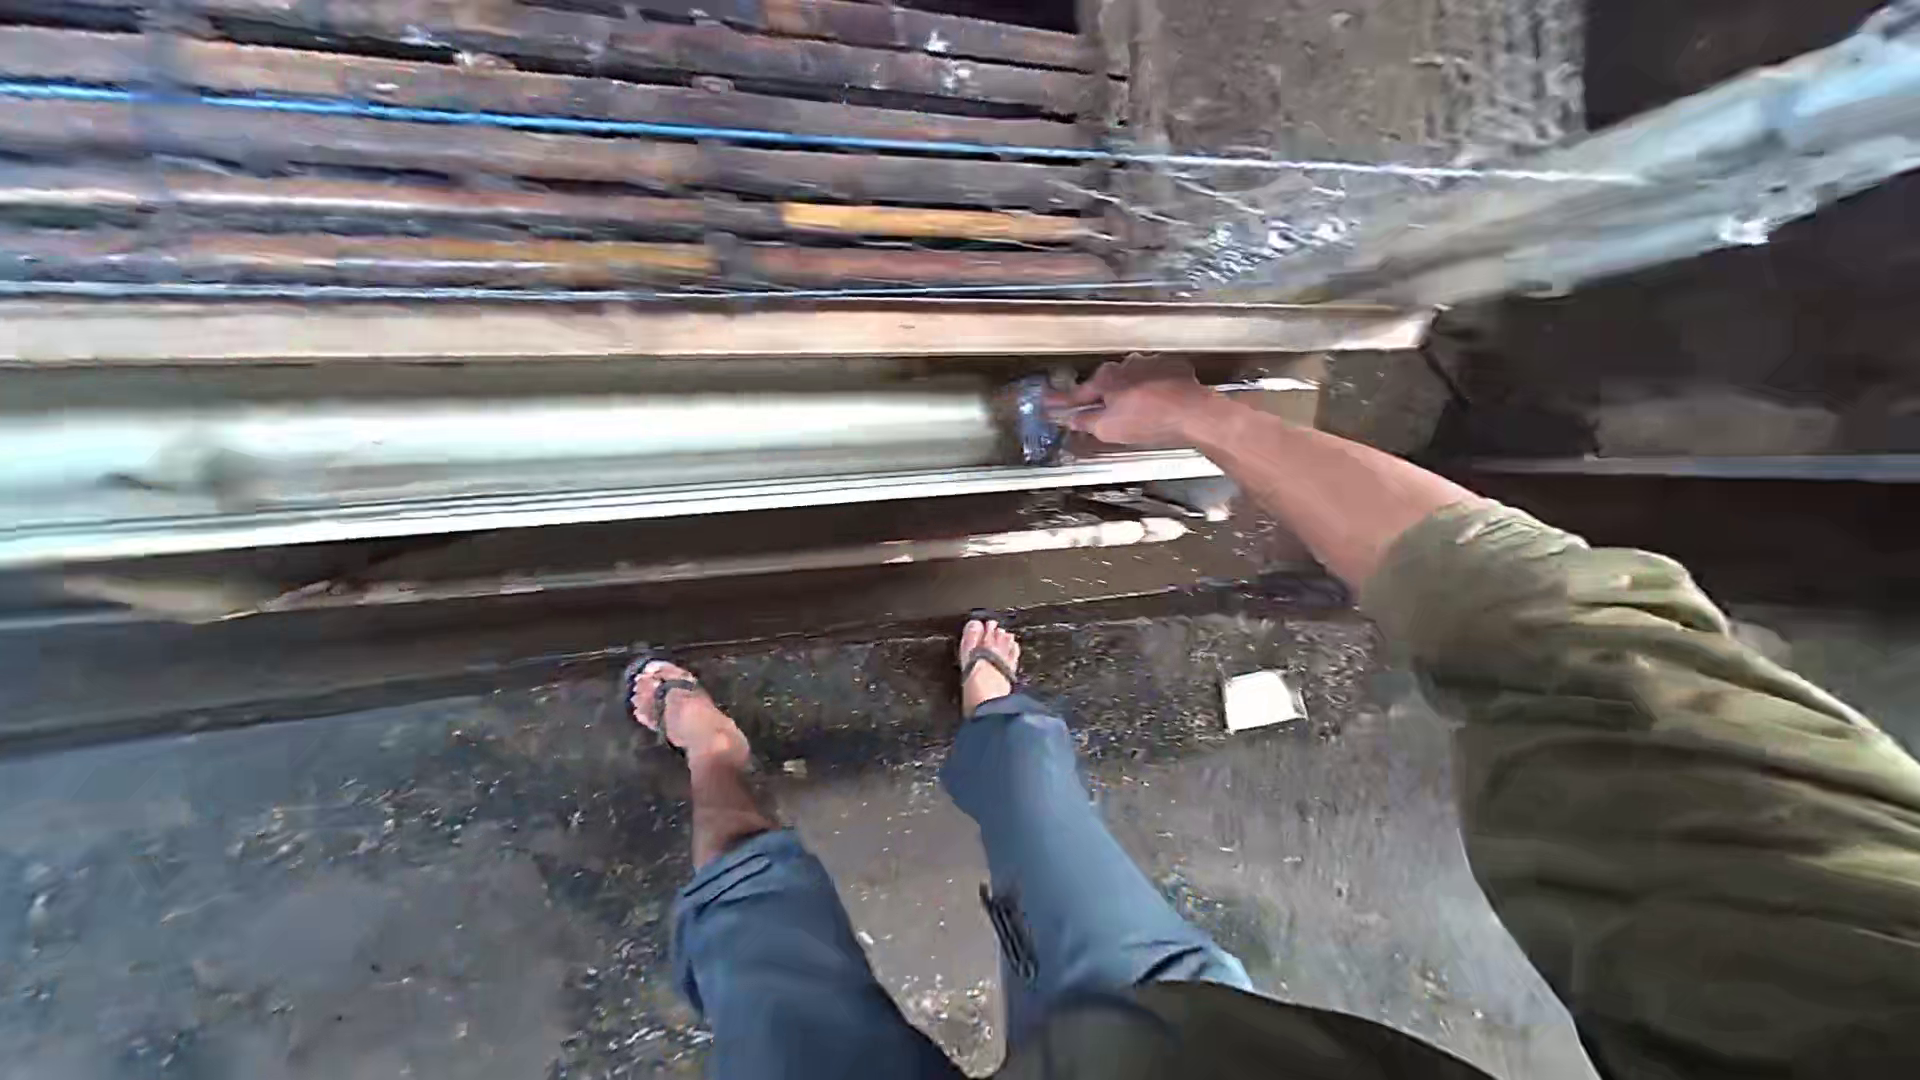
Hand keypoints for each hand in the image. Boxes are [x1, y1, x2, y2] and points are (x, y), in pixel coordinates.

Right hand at [1051, 355, 1215, 446]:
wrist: (1193, 414)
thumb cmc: (1149, 421)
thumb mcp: (1108, 429)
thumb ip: (1086, 422)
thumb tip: (1074, 420)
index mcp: (1106, 379)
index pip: (1077, 392)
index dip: (1062, 401)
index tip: (1049, 403)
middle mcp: (1127, 365)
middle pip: (1105, 382)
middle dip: (1099, 396)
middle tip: (1095, 412)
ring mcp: (1152, 363)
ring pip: (1131, 378)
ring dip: (1128, 392)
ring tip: (1132, 411)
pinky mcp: (1174, 367)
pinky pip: (1155, 377)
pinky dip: (1152, 388)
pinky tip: (1156, 402)